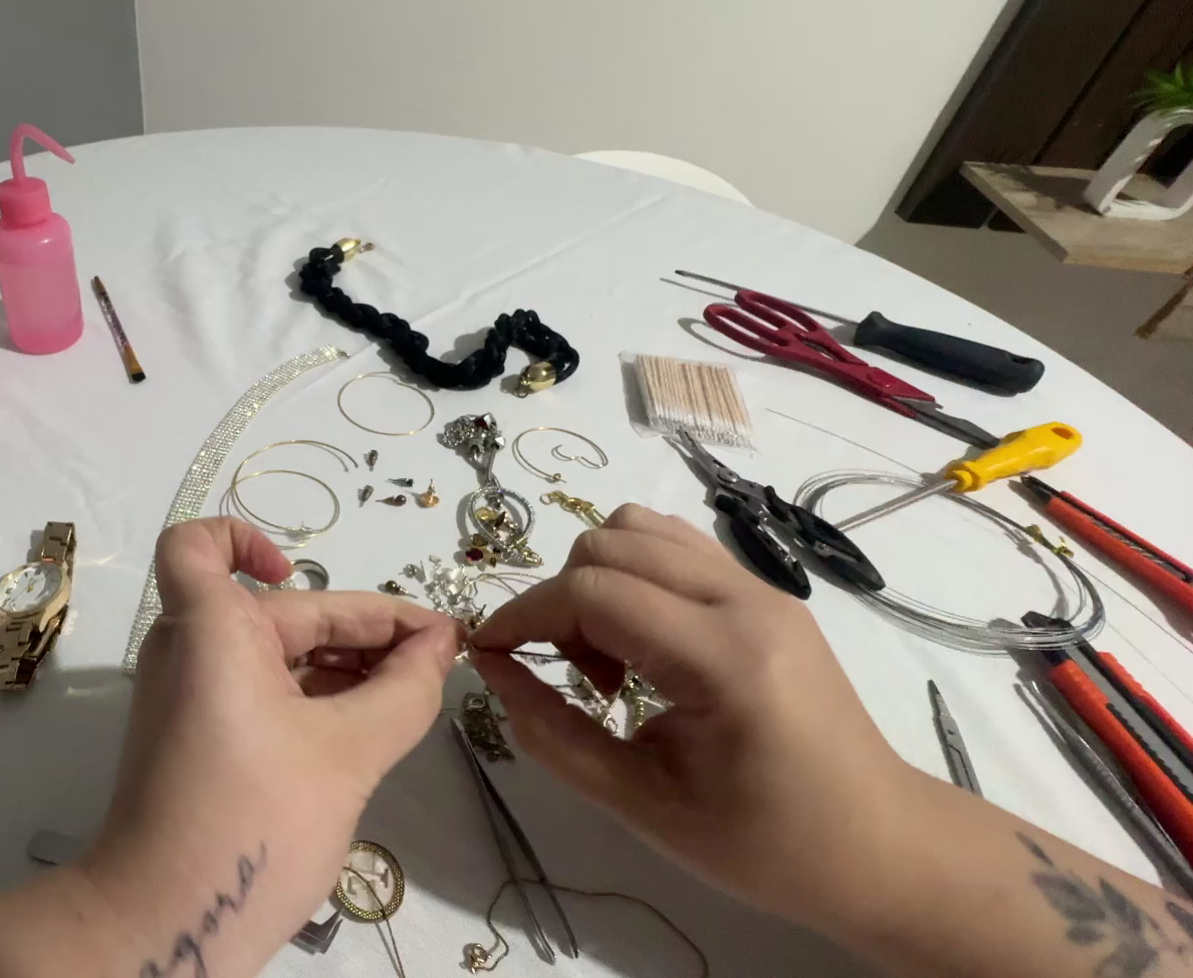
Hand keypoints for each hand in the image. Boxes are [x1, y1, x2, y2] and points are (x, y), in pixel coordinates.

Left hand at [80, 518, 459, 973]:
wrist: (160, 927)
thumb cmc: (250, 822)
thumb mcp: (346, 754)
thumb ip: (404, 691)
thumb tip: (442, 643)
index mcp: (209, 627)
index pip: (199, 544)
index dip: (242, 537)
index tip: (299, 574)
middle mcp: (191, 647)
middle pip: (281, 609)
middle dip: (359, 624)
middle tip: (438, 654)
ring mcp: (194, 694)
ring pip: (279, 653)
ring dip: (346, 662)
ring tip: (420, 688)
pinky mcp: (203, 736)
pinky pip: (267, 690)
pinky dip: (318, 694)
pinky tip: (373, 719)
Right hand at [469, 504, 913, 925]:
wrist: (885, 847)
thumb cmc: (766, 843)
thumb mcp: (641, 805)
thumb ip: (550, 732)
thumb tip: (489, 666)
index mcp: (724, 659)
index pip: (591, 593)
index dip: (523, 616)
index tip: (491, 653)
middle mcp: (745, 600)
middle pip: (605, 547)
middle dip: (558, 602)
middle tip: (572, 673)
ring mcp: (758, 586)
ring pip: (633, 528)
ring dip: (592, 577)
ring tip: (607, 647)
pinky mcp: (760, 588)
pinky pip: (667, 542)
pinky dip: (626, 570)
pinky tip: (637, 631)